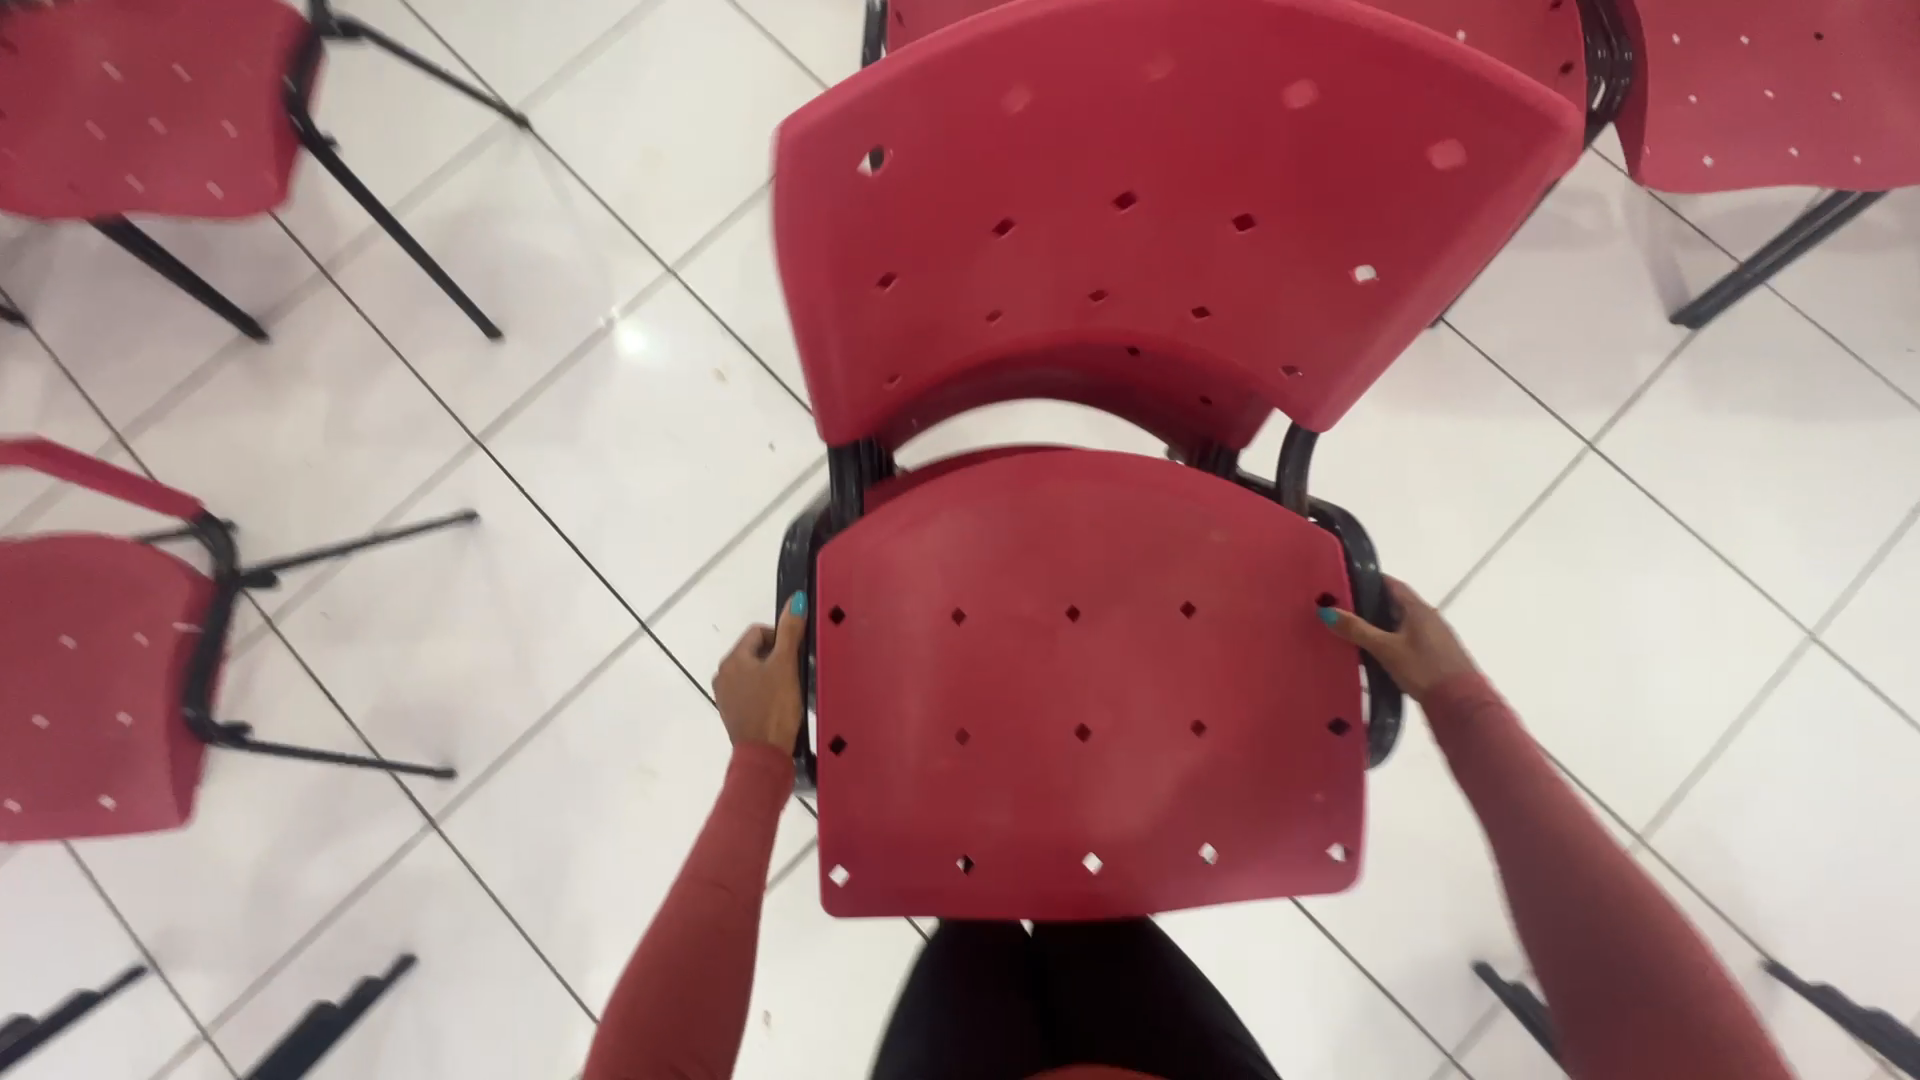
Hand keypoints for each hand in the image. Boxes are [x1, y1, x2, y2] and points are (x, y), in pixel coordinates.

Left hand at [712, 594, 807, 750]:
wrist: (764, 754)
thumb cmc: (776, 706)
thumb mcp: (786, 665)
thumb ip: (790, 630)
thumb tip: (794, 599)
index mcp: (733, 659)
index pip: (759, 632)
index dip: (781, 637)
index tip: (794, 656)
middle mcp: (722, 674)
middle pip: (754, 652)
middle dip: (775, 658)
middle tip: (793, 674)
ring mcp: (724, 695)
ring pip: (752, 672)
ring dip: (769, 675)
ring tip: (786, 691)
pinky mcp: (730, 713)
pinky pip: (748, 692)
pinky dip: (762, 693)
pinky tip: (776, 706)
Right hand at [1319, 577, 1477, 700]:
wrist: (1460, 703)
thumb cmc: (1423, 668)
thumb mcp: (1385, 648)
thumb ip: (1357, 629)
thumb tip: (1325, 611)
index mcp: (1417, 609)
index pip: (1391, 584)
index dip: (1369, 580)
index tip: (1345, 581)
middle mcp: (1428, 617)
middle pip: (1394, 602)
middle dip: (1369, 603)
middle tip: (1341, 607)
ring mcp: (1433, 636)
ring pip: (1399, 622)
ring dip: (1378, 623)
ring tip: (1351, 629)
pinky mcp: (1434, 653)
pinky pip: (1405, 637)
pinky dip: (1388, 638)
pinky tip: (1374, 650)